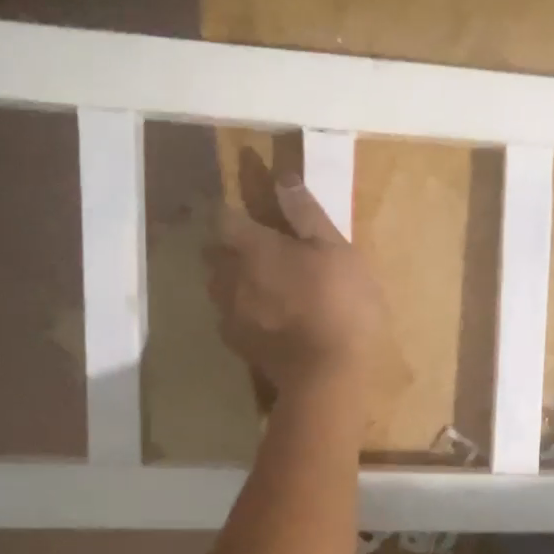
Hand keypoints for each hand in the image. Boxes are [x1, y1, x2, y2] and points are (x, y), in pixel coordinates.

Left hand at [206, 176, 386, 395]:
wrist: (327, 376)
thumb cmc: (340, 304)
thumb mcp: (335, 250)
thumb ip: (305, 213)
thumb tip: (282, 177)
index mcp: (252, 246)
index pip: (223, 216)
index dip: (231, 210)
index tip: (247, 211)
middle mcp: (229, 276)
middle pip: (214, 253)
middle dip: (228, 247)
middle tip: (257, 250)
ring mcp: (230, 314)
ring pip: (219, 288)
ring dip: (232, 281)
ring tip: (260, 287)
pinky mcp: (238, 346)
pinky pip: (230, 319)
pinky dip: (242, 314)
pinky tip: (266, 320)